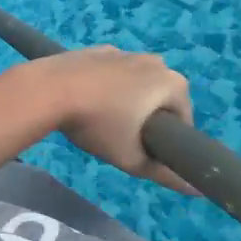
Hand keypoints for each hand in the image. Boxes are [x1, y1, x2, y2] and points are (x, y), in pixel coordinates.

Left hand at [41, 45, 198, 194]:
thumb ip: (166, 175)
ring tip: (100, 118)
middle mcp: (152, 60)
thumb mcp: (132, 159)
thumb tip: (195, 191)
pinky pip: (110, 72)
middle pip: (159, 98)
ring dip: (126, 100)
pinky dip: (104, 85)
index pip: (182, 119)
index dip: (167, 139)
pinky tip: (85, 99)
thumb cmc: (95, 123)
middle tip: (120, 135)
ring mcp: (122, 51)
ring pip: (134, 84)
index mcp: (171, 82)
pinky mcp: (95, 49)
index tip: (142, 149)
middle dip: (146, 116)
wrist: (45, 90)